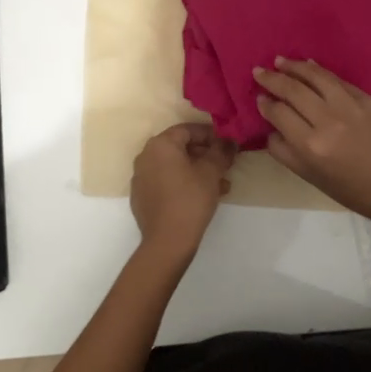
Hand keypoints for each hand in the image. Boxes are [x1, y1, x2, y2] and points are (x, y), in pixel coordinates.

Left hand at [130, 123, 236, 257]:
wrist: (167, 241)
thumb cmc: (190, 199)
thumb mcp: (211, 172)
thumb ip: (221, 152)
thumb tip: (229, 141)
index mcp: (160, 145)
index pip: (188, 130)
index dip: (210, 135)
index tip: (227, 146)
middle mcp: (145, 156)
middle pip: (180, 148)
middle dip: (205, 156)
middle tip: (225, 166)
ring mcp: (141, 178)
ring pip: (174, 167)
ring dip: (198, 172)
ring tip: (220, 186)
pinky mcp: (141, 197)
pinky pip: (165, 182)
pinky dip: (183, 184)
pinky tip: (201, 197)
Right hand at [255, 57, 370, 221]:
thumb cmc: (346, 187)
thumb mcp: (306, 174)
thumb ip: (282, 149)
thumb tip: (270, 123)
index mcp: (310, 145)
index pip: (279, 113)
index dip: (265, 104)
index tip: (259, 97)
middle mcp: (328, 121)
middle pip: (294, 90)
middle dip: (273, 79)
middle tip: (258, 71)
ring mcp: (350, 107)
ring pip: (316, 77)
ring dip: (295, 66)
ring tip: (280, 61)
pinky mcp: (367, 100)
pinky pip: (338, 80)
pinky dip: (320, 71)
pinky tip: (308, 65)